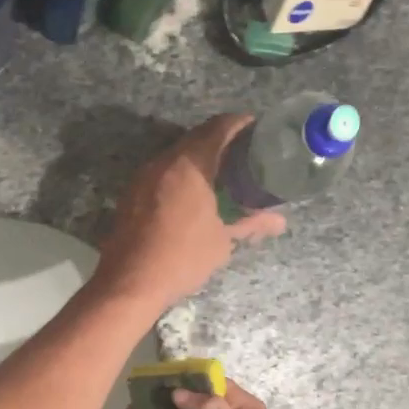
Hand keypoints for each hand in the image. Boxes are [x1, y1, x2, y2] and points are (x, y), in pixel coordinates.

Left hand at [95, 115, 286, 307]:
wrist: (129, 284)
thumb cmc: (181, 259)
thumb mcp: (221, 242)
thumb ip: (250, 224)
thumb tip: (279, 222)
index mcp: (190, 164)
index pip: (220, 126)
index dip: (241, 124)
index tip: (257, 132)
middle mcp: (163, 161)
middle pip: (196, 137)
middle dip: (220, 142)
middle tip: (241, 157)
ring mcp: (142, 177)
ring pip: (175, 156)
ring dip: (196, 160)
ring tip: (218, 177)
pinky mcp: (129, 195)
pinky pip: (159, 175)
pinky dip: (177, 177)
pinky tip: (189, 197)